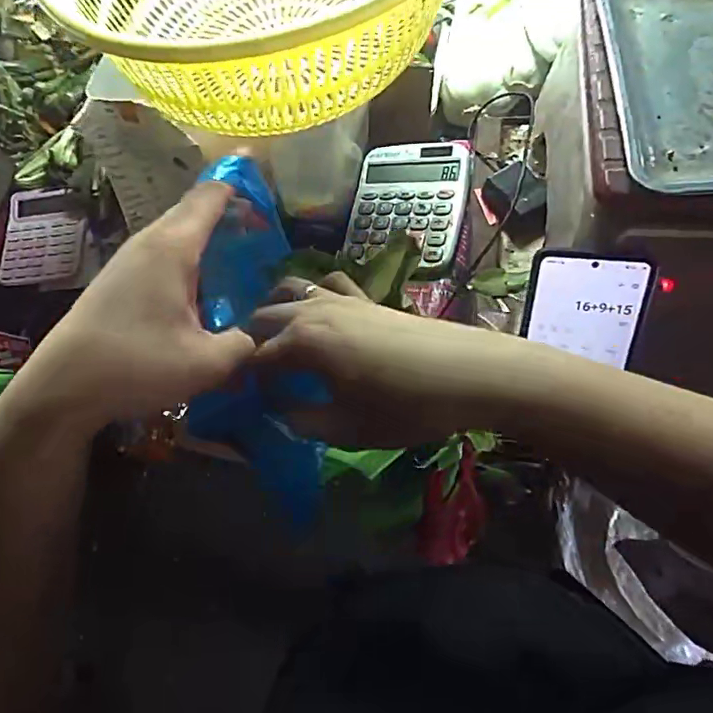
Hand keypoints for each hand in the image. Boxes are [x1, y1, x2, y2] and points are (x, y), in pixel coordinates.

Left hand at [6, 182, 255, 430]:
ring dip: (206, 239)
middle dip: (228, 213)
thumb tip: (252, 338)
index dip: (240, 185)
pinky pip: (160, 256)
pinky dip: (187, 260)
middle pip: (192, 210)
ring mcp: (128, 260)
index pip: (211, 196)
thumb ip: (241, 344)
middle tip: (261, 232)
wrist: (64, 384)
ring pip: (175, 234)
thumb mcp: (205, 363)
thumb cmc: (136, 365)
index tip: (268, 194)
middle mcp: (149, 243)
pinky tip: (199, 291)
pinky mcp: (116, 281)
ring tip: (237, 260)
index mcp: (173, 247)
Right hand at [248, 273, 532, 446]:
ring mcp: (340, 298)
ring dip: (275, 312)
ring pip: (289, 291)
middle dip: (251, 345)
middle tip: (257, 377)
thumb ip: (302, 422)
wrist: (470, 373)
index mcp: (300, 342)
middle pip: (263, 318)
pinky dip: (313, 294)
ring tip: (279, 342)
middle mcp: (312, 311)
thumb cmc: (405, 405)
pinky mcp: (365, 298)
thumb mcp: (346, 428)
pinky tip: (322, 315)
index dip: (242, 381)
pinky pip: (327, 283)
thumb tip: (279, 413)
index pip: (252, 358)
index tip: (244, 403)